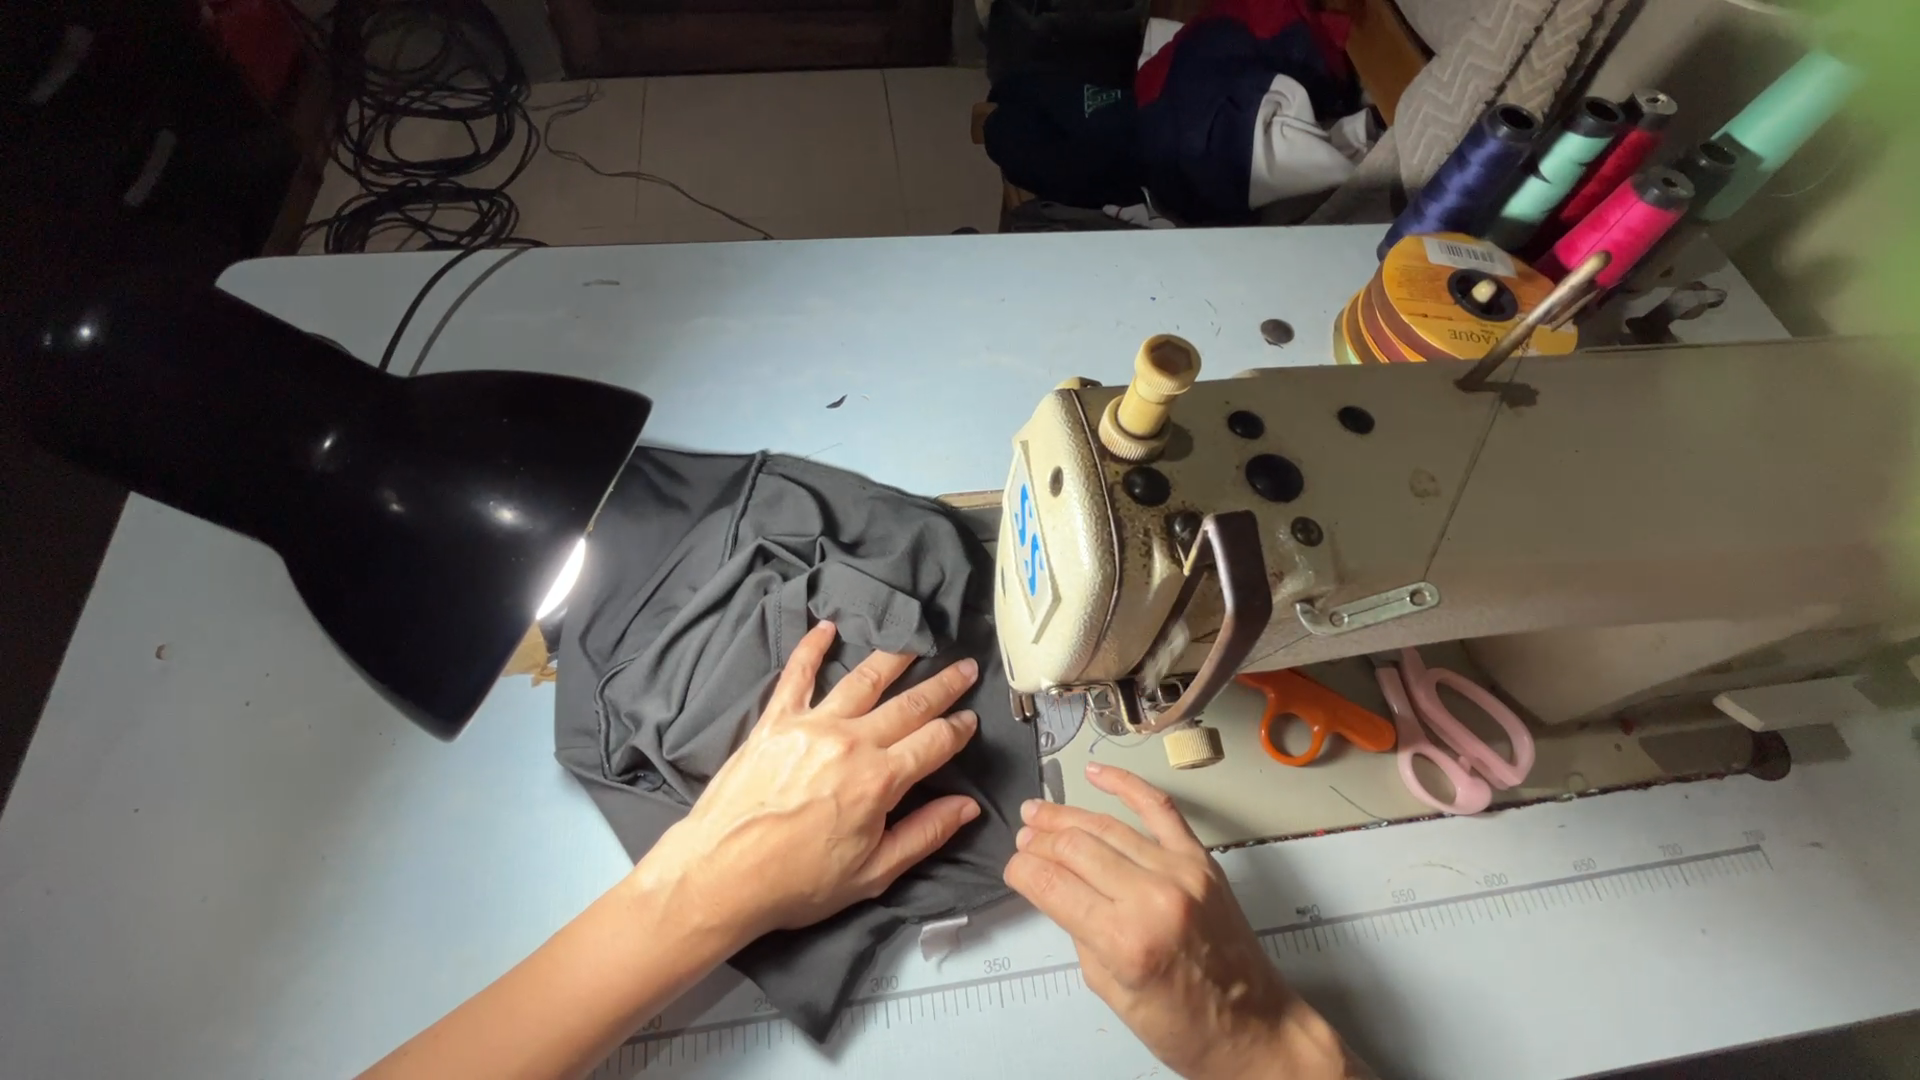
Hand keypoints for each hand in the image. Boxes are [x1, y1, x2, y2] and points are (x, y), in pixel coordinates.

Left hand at [633, 620, 982, 943]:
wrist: (720, 877)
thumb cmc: (798, 883)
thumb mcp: (873, 874)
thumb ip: (925, 834)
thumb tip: (968, 805)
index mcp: (880, 780)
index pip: (934, 742)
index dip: (958, 728)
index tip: (971, 718)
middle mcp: (852, 741)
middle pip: (909, 704)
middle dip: (943, 685)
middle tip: (965, 667)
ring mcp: (812, 725)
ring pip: (864, 680)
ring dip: (895, 657)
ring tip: (915, 641)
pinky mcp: (776, 720)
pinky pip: (798, 674)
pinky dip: (812, 647)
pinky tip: (826, 627)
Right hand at [1004, 763, 1354, 1079]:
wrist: (1254, 1026)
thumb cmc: (1182, 1025)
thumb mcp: (1110, 990)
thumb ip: (1078, 930)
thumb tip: (1052, 883)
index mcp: (1124, 940)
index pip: (1052, 885)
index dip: (1022, 871)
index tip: (1013, 868)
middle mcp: (1151, 897)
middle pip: (1074, 848)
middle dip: (1039, 841)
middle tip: (1022, 838)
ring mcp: (1179, 871)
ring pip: (1106, 825)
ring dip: (1065, 815)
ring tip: (1038, 811)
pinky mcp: (1200, 858)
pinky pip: (1158, 807)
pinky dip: (1125, 784)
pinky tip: (1095, 773)